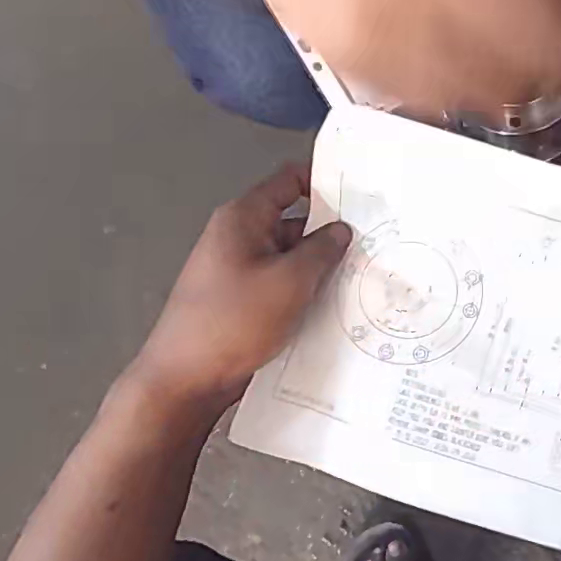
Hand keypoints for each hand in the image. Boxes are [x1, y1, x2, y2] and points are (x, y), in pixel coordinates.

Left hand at [127, 164, 350, 403]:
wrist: (186, 380)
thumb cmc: (233, 321)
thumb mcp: (289, 282)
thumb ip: (321, 250)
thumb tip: (341, 230)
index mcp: (243, 218)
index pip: (289, 180)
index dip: (324, 182)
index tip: (361, 197)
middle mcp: (239, 237)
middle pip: (295, 221)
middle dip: (331, 233)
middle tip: (374, 246)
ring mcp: (241, 270)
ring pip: (292, 257)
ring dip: (321, 267)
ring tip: (362, 278)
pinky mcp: (245, 299)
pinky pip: (283, 283)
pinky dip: (307, 290)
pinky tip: (335, 306)